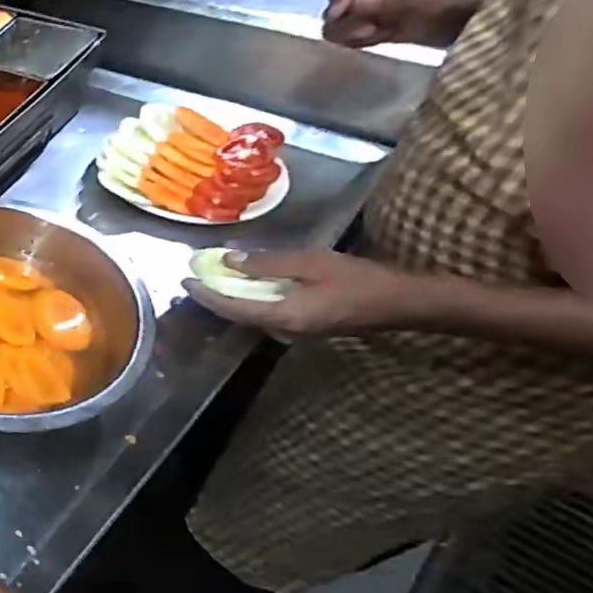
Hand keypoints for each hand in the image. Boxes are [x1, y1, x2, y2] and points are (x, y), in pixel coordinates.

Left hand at [182, 250, 427, 337]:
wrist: (407, 303)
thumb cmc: (361, 280)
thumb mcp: (311, 263)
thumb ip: (267, 264)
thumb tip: (229, 261)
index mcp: (280, 316)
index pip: (228, 307)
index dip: (204, 294)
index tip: (185, 280)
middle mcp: (281, 329)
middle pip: (235, 313)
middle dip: (212, 295)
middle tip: (195, 276)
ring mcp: (293, 331)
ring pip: (249, 314)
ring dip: (230, 297)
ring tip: (214, 278)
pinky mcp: (303, 326)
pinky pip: (265, 313)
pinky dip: (250, 299)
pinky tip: (246, 285)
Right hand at [322, 0, 479, 48]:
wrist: (472, 31)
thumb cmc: (462, 11)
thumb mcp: (436, 3)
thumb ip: (399, 0)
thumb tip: (356, 4)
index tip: (333, 17)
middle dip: (348, 14)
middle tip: (358, 33)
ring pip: (344, 10)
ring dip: (348, 27)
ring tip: (368, 37)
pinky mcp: (373, 12)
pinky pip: (348, 24)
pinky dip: (351, 35)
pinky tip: (366, 40)